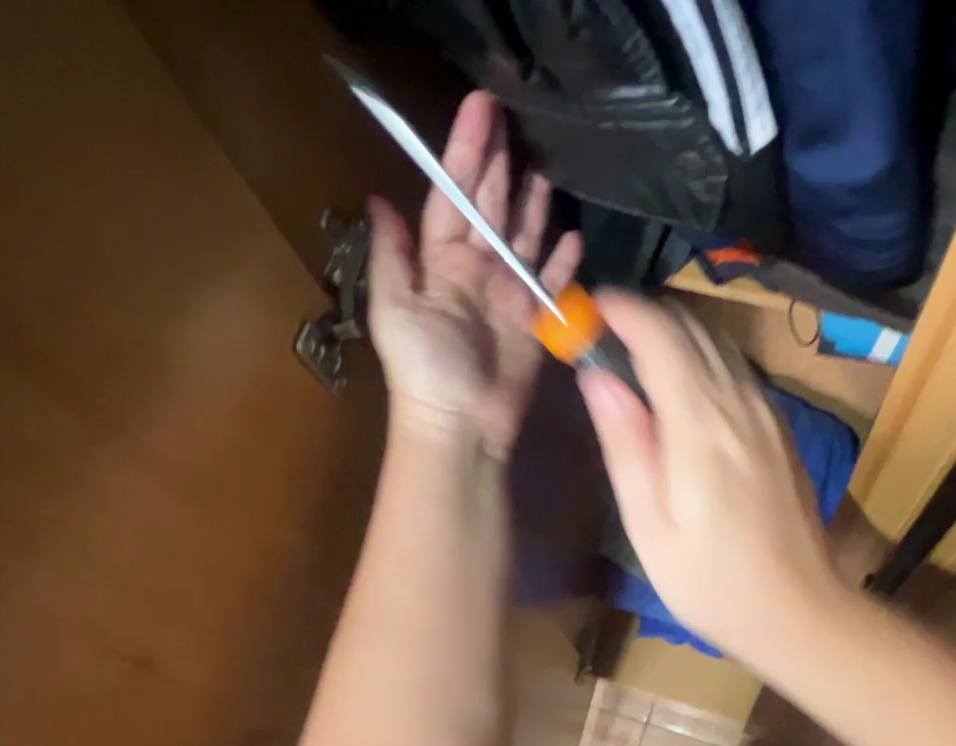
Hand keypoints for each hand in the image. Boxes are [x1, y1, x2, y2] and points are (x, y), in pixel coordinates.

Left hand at [366, 91, 583, 453]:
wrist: (461, 425)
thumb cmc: (424, 368)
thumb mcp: (394, 308)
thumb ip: (392, 254)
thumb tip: (380, 200)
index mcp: (439, 262)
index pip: (454, 197)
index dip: (467, 154)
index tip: (482, 109)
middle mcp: (475, 270)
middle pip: (490, 209)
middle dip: (500, 165)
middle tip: (516, 119)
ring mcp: (507, 294)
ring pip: (523, 238)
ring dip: (533, 205)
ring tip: (547, 168)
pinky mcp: (534, 319)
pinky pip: (551, 282)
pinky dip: (562, 261)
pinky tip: (574, 234)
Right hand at [577, 294, 851, 655]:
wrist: (798, 610)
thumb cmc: (709, 581)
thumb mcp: (649, 523)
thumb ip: (625, 442)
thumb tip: (598, 376)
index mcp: (701, 423)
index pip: (660, 334)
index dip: (621, 310)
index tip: (587, 309)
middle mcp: (740, 403)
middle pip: (691, 330)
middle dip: (644, 319)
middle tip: (602, 337)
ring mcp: (768, 414)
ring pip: (718, 347)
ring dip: (674, 337)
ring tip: (634, 360)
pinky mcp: (781, 430)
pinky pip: (737, 373)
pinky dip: (703, 361)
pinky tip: (682, 394)